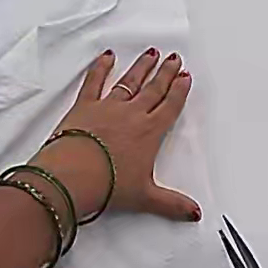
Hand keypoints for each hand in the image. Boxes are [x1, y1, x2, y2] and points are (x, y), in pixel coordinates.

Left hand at [31, 48, 200, 222]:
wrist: (73, 177)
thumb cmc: (108, 186)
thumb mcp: (145, 197)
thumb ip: (172, 204)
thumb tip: (194, 214)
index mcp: (150, 133)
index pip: (170, 106)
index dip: (179, 90)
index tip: (185, 77)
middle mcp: (132, 114)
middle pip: (154, 88)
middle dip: (166, 72)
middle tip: (174, 58)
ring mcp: (108, 107)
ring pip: (130, 81)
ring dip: (142, 67)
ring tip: (151, 54)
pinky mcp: (85, 106)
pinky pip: (94, 81)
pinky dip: (101, 67)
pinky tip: (108, 56)